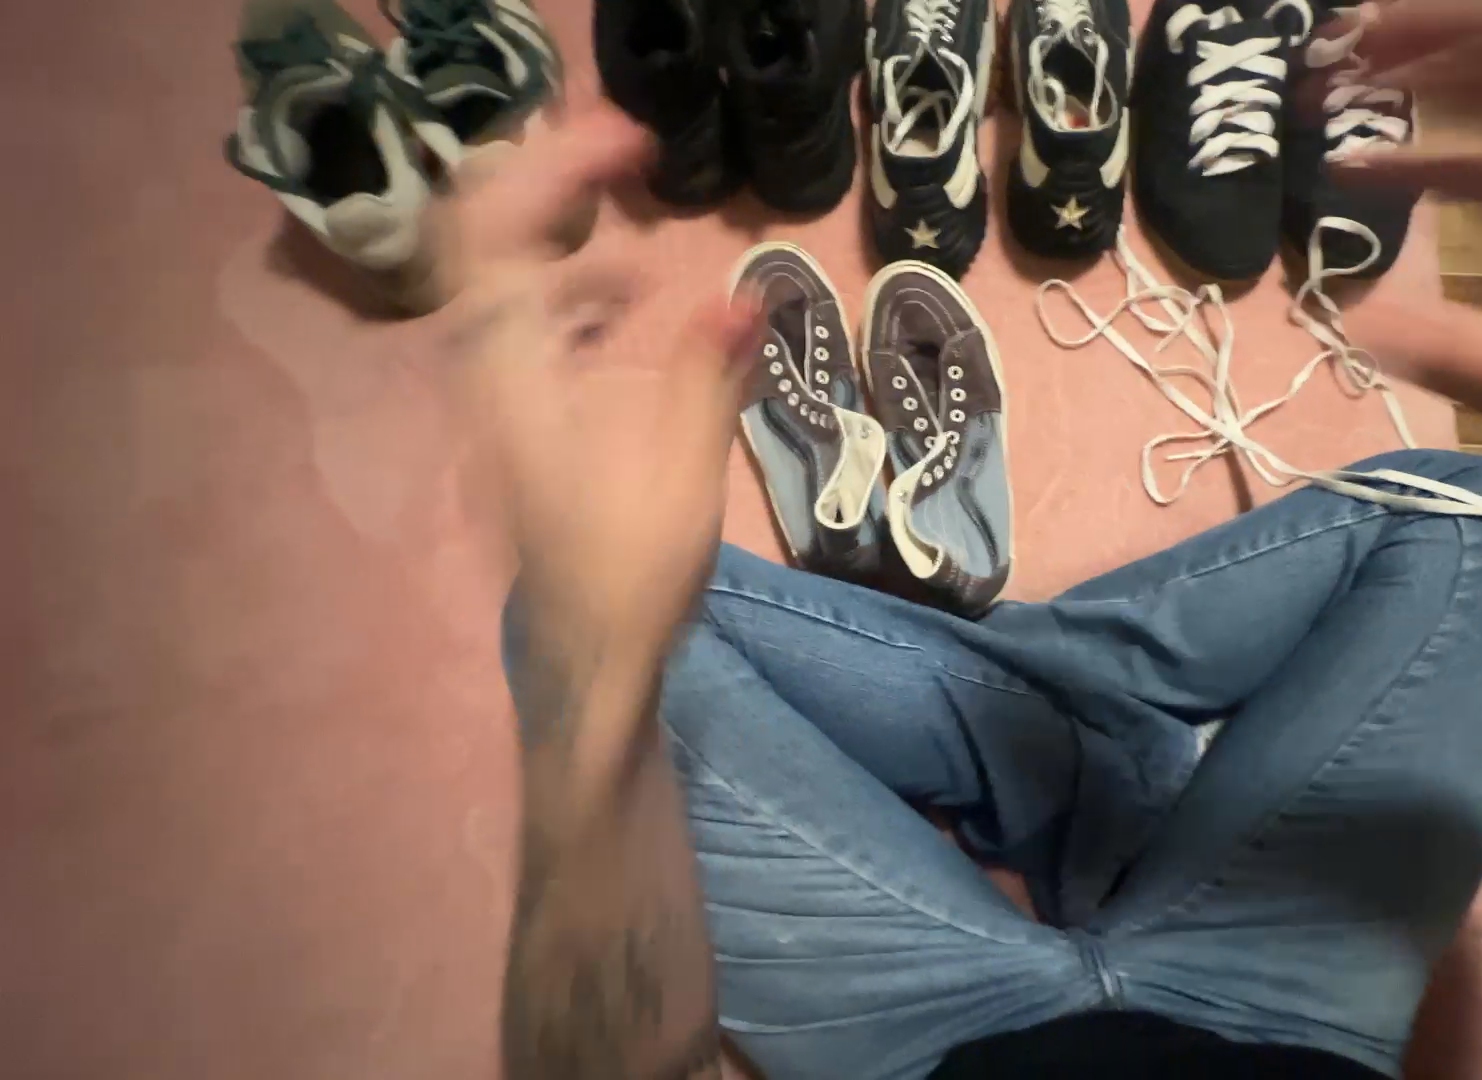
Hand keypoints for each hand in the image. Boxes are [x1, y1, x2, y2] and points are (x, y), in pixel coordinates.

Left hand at [450, 104, 758, 673]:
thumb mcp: (685, 472)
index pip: (499, 232)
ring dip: (568, 243)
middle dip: (553, 188)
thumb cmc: (635, 570)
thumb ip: (709, 377)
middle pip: (486, 239)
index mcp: (518, 376)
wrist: (593, 645)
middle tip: (628, 167)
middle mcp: (490, 373)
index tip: (634, 147)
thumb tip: (747, 292)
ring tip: (639, 241)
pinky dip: (576, 296)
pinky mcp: (523, 418)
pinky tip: (626, 310)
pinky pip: (532, 327)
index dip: (557, 170)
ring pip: (507, 283)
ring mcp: (500, 396)